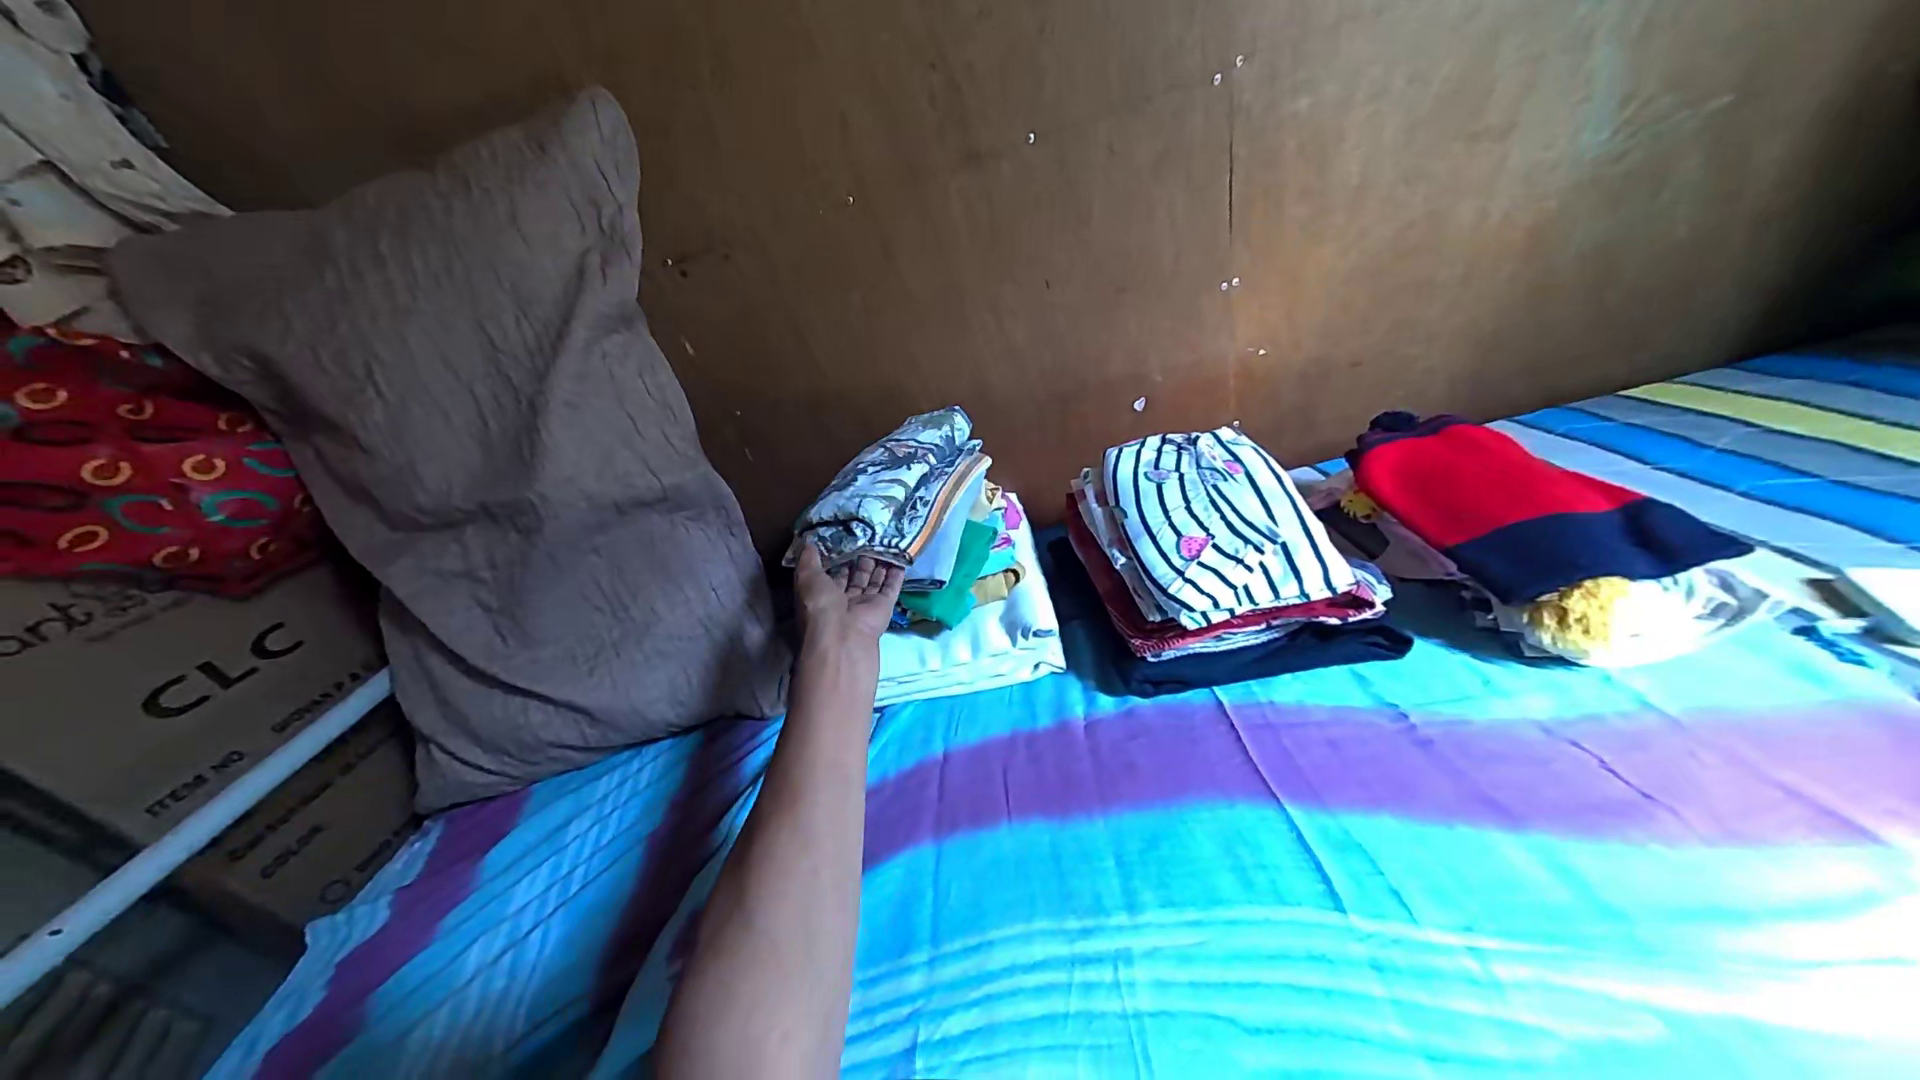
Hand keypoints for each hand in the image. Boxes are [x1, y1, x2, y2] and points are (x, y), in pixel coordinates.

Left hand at [795, 543, 904, 647]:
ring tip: (885, 542)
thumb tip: (808, 542)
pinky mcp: (884, 607)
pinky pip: (891, 588)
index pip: (832, 576)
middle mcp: (844, 601)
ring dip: (879, 565)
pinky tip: (900, 558)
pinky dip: (896, 575)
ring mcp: (865, 605)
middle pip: (856, 578)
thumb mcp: (806, 577)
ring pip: (874, 581)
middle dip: (861, 560)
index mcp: (823, 596)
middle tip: (869, 538)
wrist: (843, 636)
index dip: (838, 560)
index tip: (845, 540)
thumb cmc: (819, 606)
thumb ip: (808, 559)